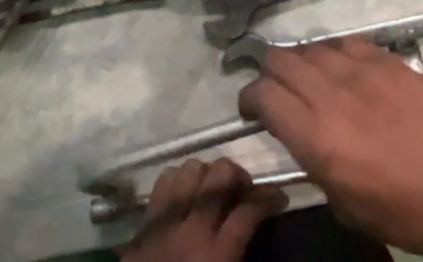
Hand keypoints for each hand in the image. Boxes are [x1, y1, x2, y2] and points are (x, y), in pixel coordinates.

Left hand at [122, 157, 286, 261]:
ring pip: (191, 170)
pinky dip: (178, 181)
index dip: (270, 197)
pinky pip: (163, 183)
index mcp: (217, 255)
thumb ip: (241, 258)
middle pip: (220, 175)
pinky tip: (185, 196)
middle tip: (243, 192)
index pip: (250, 210)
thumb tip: (253, 237)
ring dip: (207, 175)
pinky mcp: (143, 224)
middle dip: (239, 176)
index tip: (279, 199)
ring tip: (213, 191)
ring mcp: (165, 222)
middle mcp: (193, 229)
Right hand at [239, 40, 422, 258]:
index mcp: (318, 137)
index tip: (252, 112)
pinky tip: (343, 68)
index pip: (263, 95)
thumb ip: (314, 163)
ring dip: (301, 62)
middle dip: (268, 75)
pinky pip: (348, 43)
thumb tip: (300, 138)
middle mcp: (333, 95)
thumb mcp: (346, 205)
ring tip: (310, 81)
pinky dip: (335, 53)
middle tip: (276, 93)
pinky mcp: (391, 61)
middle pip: (280, 60)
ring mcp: (364, 72)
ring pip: (312, 47)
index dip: (249, 100)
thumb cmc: (406, 212)